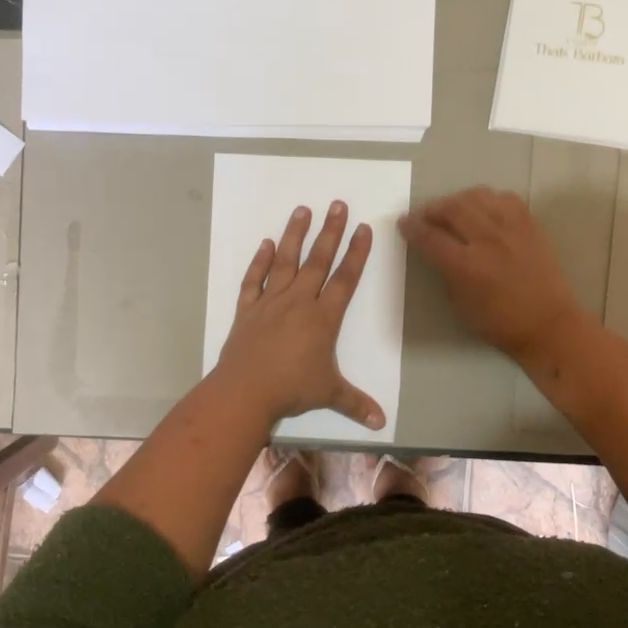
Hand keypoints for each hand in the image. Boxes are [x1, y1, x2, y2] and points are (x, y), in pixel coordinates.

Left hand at [215, 201, 386, 430]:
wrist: (245, 391)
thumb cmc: (291, 389)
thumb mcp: (329, 394)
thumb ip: (356, 404)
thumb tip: (382, 422)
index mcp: (323, 318)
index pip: (345, 279)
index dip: (356, 254)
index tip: (363, 229)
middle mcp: (298, 302)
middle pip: (318, 261)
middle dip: (330, 232)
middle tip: (337, 204)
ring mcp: (270, 303)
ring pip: (285, 262)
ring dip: (294, 235)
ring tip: (302, 210)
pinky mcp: (247, 310)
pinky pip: (254, 280)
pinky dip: (259, 262)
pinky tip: (266, 244)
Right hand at [399, 188, 585, 361]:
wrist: (548, 323)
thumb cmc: (499, 323)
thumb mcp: (460, 305)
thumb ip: (446, 272)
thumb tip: (437, 251)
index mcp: (466, 266)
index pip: (430, 237)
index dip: (412, 228)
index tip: (403, 223)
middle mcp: (487, 240)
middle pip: (452, 208)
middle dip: (432, 208)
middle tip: (424, 215)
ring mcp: (511, 228)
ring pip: (478, 196)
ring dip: (458, 200)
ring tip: (452, 210)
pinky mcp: (530, 224)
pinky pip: (505, 198)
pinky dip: (489, 200)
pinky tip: (484, 211)